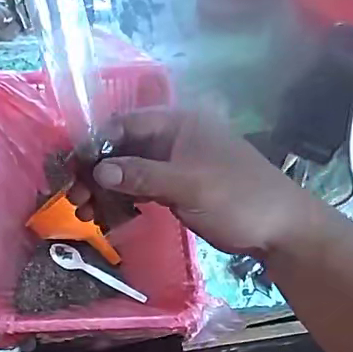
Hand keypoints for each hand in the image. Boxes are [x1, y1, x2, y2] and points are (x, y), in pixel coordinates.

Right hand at [71, 107, 327, 257]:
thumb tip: (98, 171)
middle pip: (122, 148)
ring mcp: (174, 163)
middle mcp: (173, 137)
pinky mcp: (176, 187)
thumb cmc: (238, 197)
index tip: (73, 169)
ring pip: (128, 171)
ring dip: (105, 190)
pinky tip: (107, 217)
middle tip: (75, 200)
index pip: (126, 124)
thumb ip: (142, 175)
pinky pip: (140, 189)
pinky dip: (123, 201)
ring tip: (85, 214)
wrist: (280, 229)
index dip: (97, 144)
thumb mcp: (188, 184)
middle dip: (96, 173)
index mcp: (179, 122)